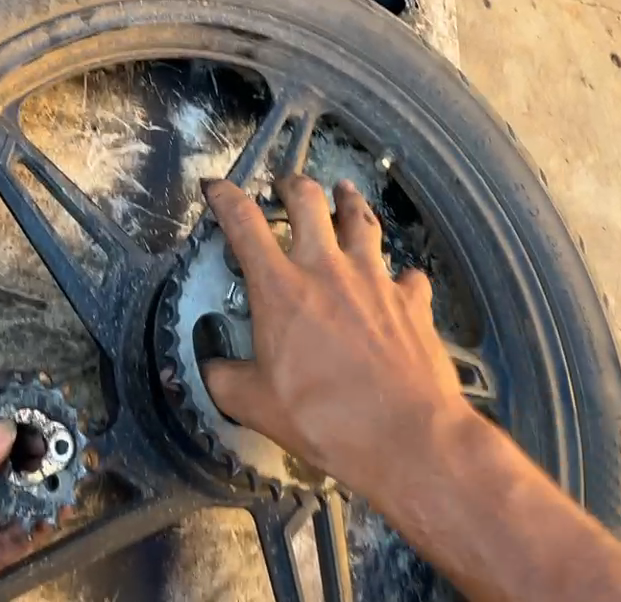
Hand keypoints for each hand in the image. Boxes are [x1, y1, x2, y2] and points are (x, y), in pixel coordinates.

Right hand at [199, 176, 472, 500]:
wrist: (408, 437)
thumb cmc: (324, 419)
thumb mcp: (255, 405)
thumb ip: (223, 380)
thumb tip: (209, 369)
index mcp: (281, 287)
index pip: (244, 223)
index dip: (225, 197)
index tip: (215, 186)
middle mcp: (327, 268)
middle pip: (308, 201)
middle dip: (291, 185)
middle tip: (285, 186)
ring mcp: (374, 278)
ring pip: (361, 220)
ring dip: (349, 201)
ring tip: (344, 191)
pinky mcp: (411, 299)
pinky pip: (407, 274)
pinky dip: (399, 273)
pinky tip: (400, 280)